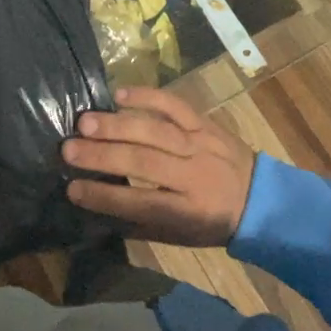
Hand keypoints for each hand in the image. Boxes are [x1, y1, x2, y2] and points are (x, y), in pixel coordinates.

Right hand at [63, 86, 257, 247]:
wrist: (261, 199)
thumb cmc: (211, 223)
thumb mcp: (179, 235)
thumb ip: (139, 222)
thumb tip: (93, 208)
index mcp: (191, 210)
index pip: (142, 201)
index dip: (106, 197)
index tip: (72, 189)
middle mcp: (195, 174)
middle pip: (145, 162)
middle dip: (103, 155)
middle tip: (68, 150)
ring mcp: (201, 143)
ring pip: (155, 130)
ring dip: (117, 125)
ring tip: (84, 122)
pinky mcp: (204, 122)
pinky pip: (174, 104)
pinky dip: (147, 96)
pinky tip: (118, 94)